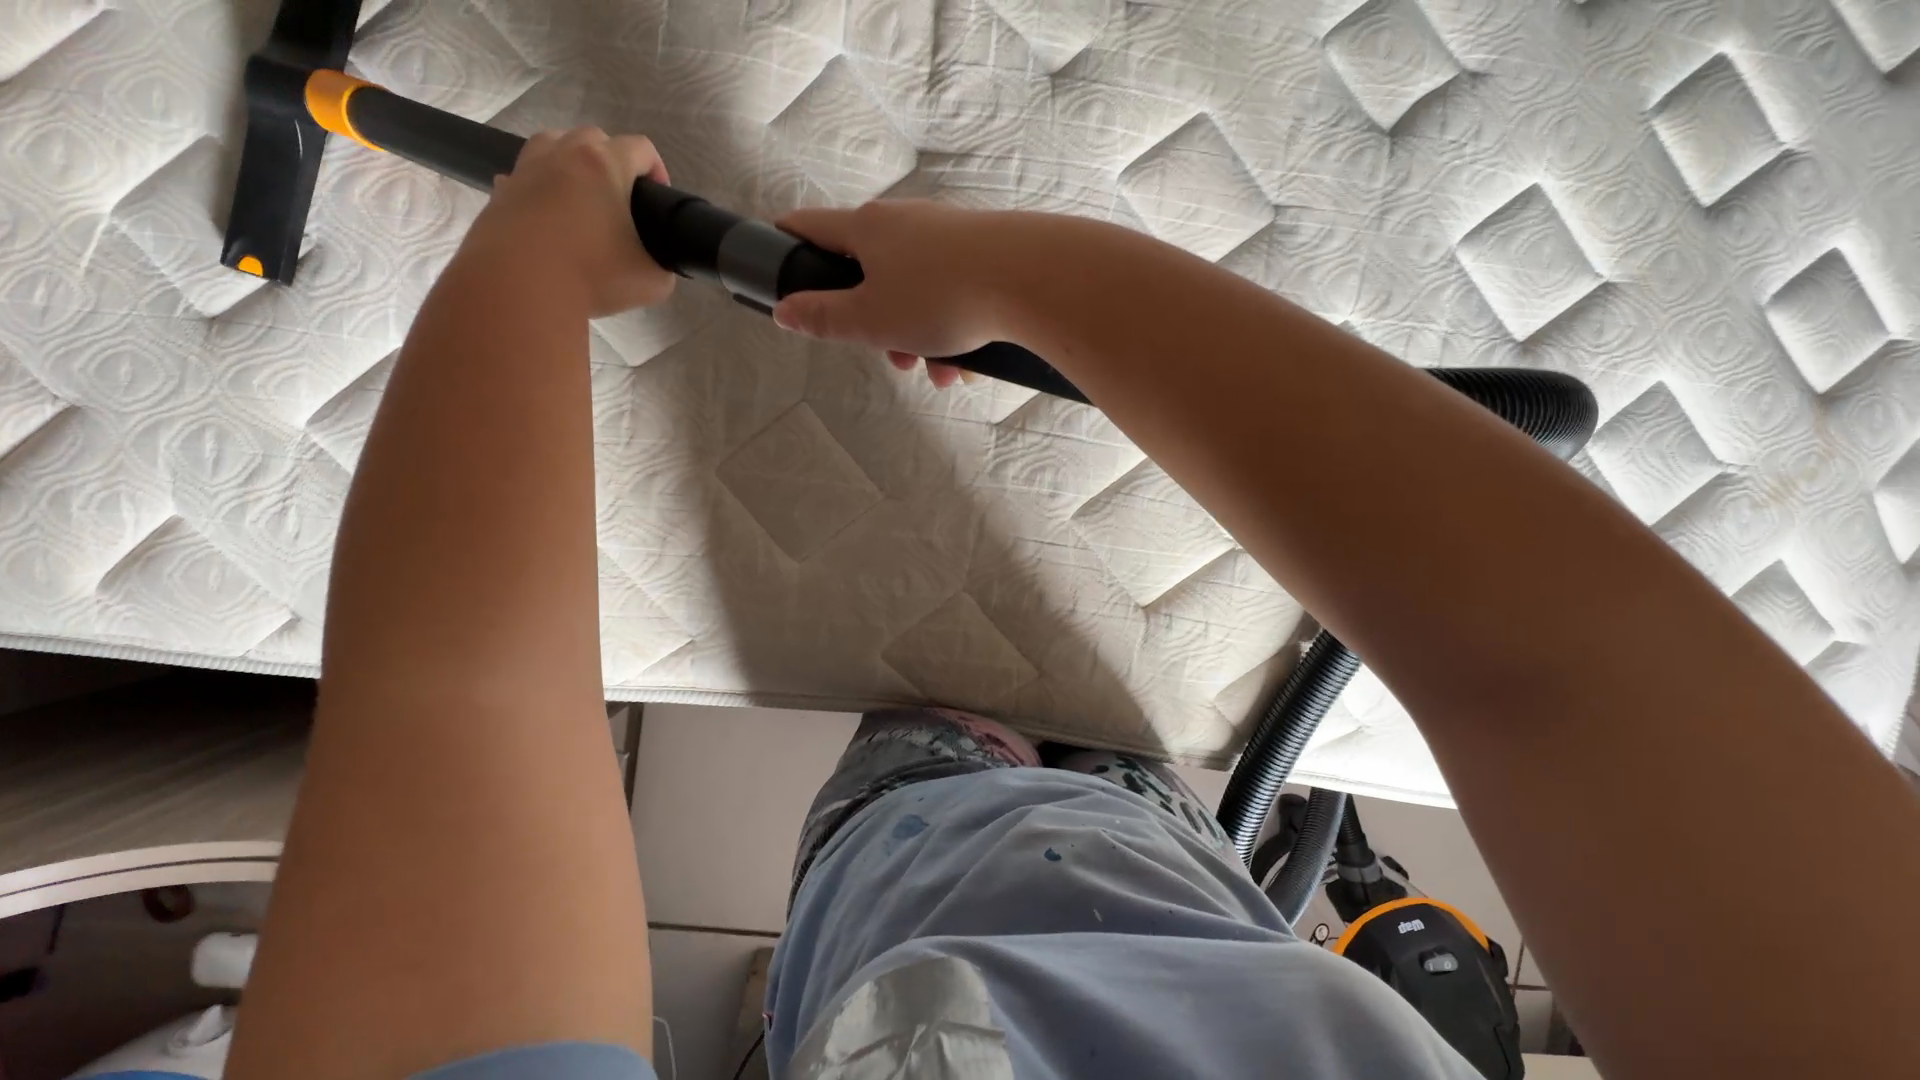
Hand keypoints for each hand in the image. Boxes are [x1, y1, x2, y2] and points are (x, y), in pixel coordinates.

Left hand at [464, 128, 673, 316]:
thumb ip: (662, 266)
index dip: (657, 168)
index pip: (641, 147)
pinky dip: (539, 188)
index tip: (659, 196)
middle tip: (621, 198)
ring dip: (571, 162)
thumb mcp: (652, 281)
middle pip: (594, 137)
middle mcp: (562, 155)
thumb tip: (655, 262)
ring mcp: (526, 170)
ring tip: (582, 198)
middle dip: (614, 160)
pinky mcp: (500, 193)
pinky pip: (523, 176)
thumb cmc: (592, 277)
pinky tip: (547, 216)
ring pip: (552, 145)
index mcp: (603, 166)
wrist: (519, 289)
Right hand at [772, 201, 1015, 386]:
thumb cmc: (939, 298)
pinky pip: (956, 295)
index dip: (786, 243)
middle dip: (878, 325)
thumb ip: (823, 318)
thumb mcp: (870, 320)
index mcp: (867, 229)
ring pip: (918, 293)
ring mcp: (948, 234)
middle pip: (871, 274)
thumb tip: (785, 311)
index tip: (775, 258)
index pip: (810, 227)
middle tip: (895, 359)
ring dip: (922, 338)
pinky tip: (972, 363)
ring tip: (943, 372)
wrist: (1031, 279)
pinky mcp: (985, 252)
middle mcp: (906, 221)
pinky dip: (956, 330)